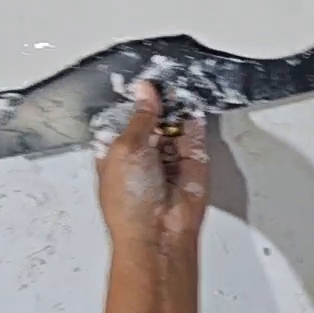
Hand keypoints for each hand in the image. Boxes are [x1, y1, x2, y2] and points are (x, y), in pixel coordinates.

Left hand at [97, 81, 208, 252]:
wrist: (160, 231)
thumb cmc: (129, 203)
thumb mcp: (125, 148)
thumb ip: (140, 117)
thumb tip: (145, 91)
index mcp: (116, 151)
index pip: (124, 117)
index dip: (133, 99)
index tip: (141, 82)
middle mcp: (144, 154)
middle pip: (152, 117)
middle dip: (157, 101)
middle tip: (162, 81)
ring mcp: (170, 156)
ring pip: (175, 122)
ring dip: (177, 107)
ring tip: (177, 89)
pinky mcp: (195, 160)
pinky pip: (197, 133)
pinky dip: (196, 118)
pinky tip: (192, 103)